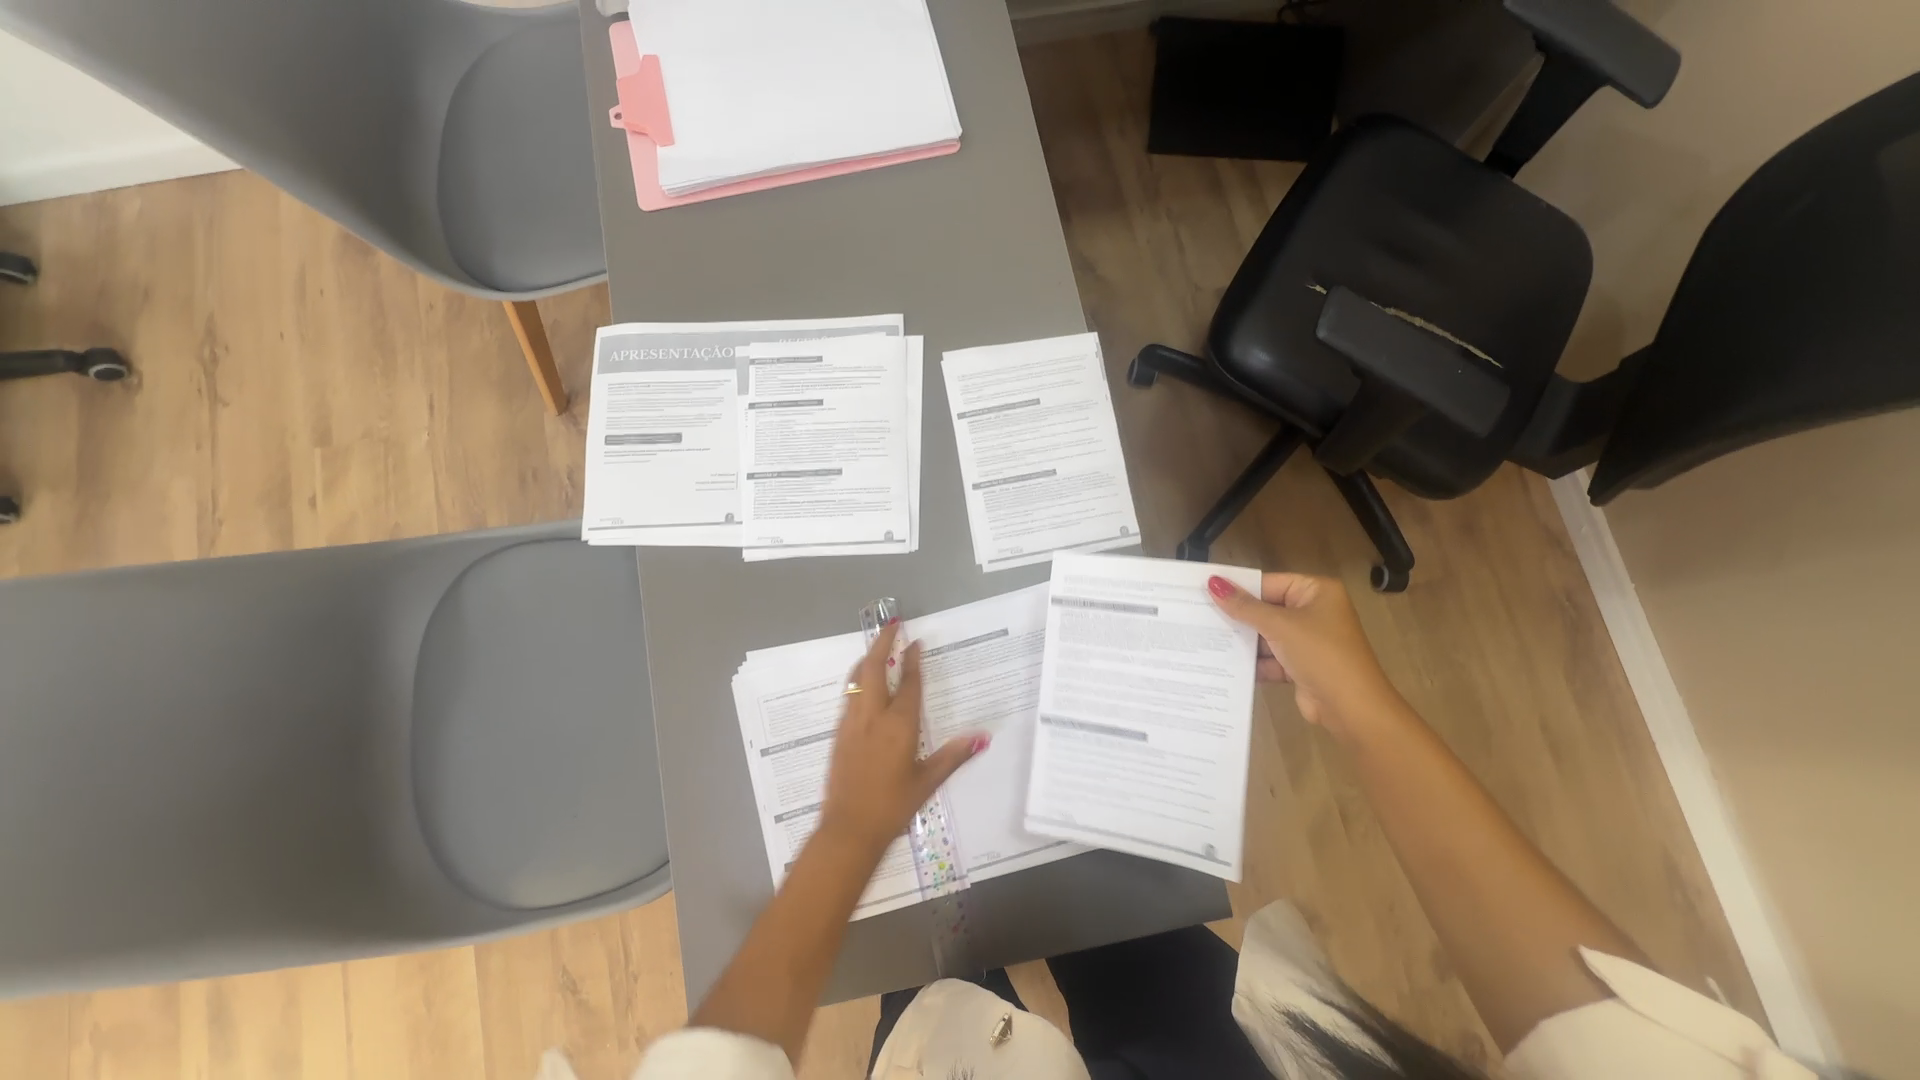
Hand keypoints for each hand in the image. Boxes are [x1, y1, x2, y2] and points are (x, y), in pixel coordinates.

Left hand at [818, 621, 985, 854]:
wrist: (849, 829)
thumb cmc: (893, 806)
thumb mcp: (928, 781)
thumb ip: (954, 755)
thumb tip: (982, 737)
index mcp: (899, 725)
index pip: (909, 683)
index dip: (914, 660)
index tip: (916, 642)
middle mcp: (873, 717)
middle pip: (875, 668)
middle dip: (882, 643)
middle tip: (891, 626)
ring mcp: (851, 724)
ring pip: (857, 680)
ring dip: (867, 660)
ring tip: (877, 649)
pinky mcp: (838, 735)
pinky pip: (849, 697)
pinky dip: (858, 681)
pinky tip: (863, 686)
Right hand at [1207, 572, 1404, 738]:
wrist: (1351, 707)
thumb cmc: (1320, 654)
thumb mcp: (1280, 626)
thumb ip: (1245, 606)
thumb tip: (1213, 583)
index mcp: (1316, 592)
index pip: (1269, 583)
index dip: (1238, 589)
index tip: (1203, 592)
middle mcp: (1313, 612)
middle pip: (1266, 609)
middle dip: (1237, 617)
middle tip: (1198, 616)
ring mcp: (1307, 641)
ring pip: (1266, 636)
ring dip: (1242, 642)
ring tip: (1204, 640)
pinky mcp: (1300, 666)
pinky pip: (1270, 658)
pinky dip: (1253, 663)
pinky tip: (1222, 665)